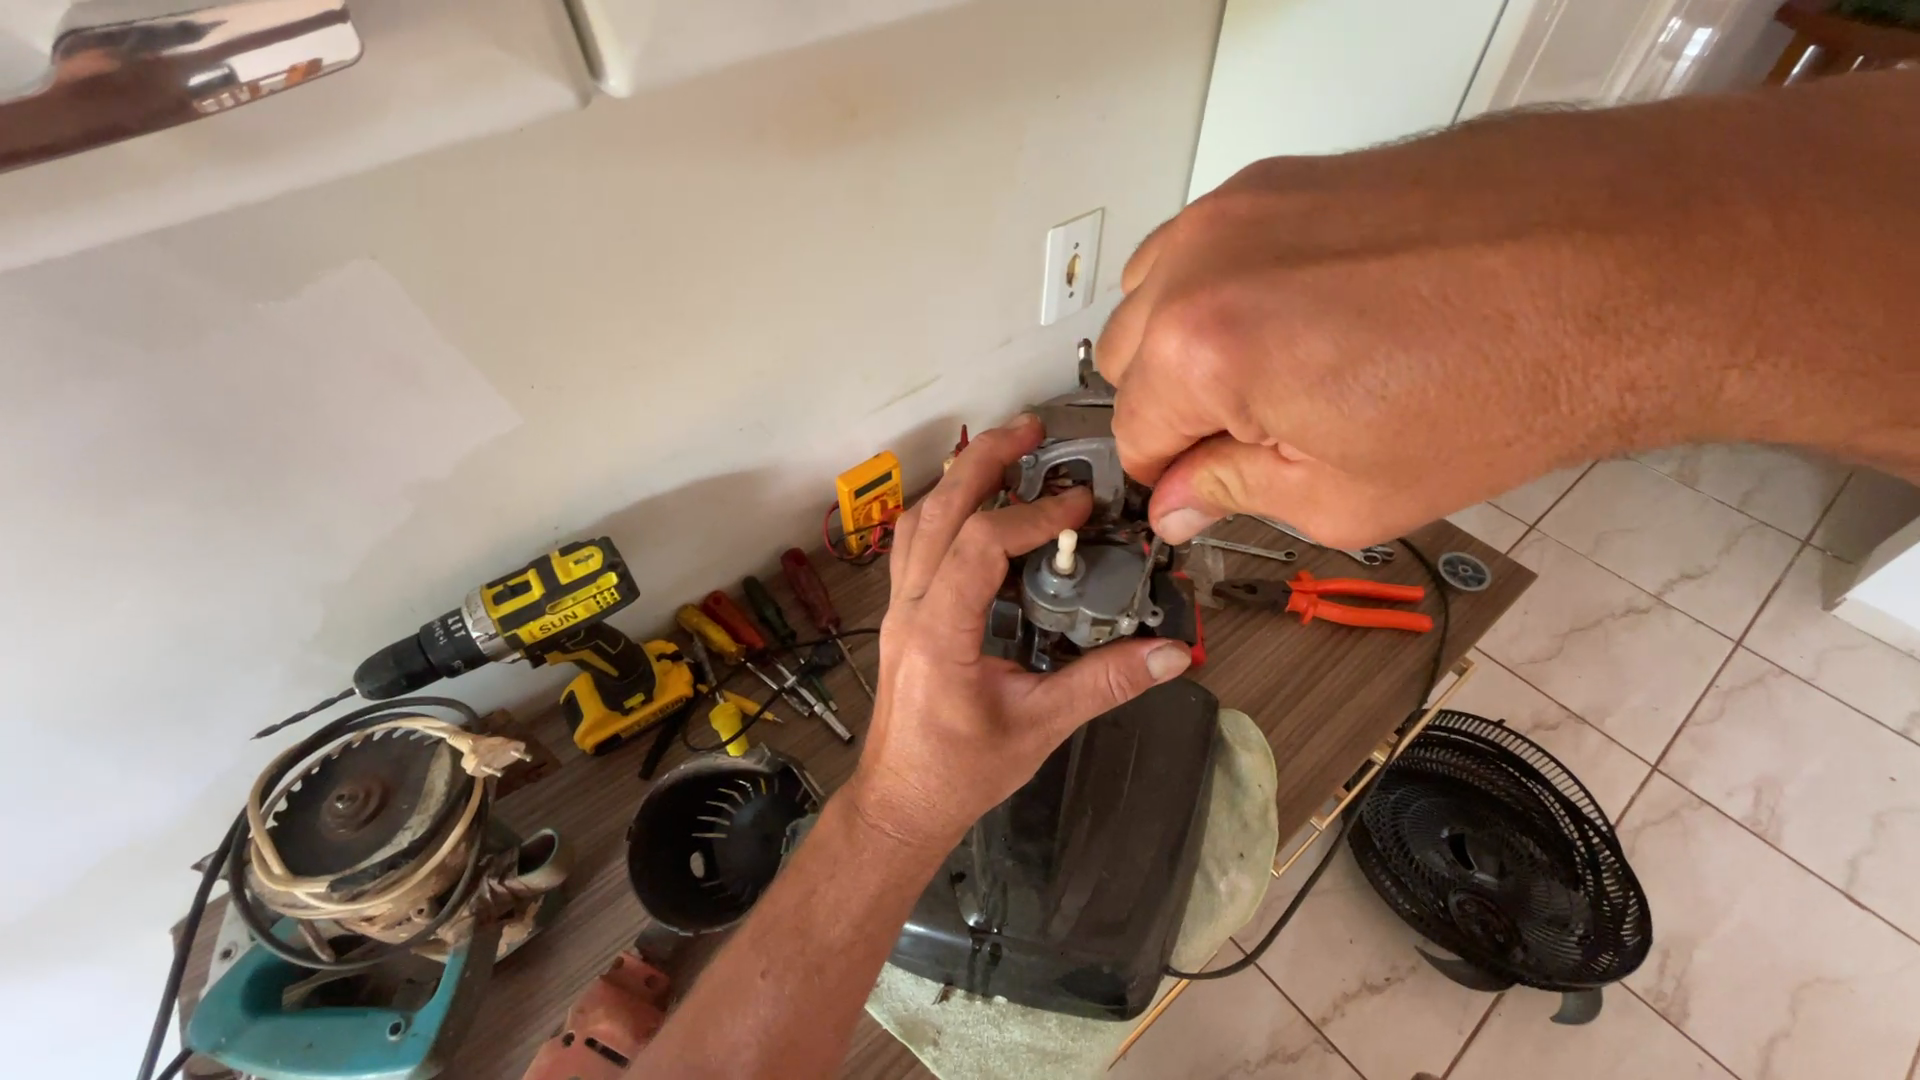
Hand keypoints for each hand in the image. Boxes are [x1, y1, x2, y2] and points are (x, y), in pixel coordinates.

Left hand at [843, 414, 1194, 852]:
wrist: (901, 800)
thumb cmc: (956, 772)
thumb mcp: (1037, 728)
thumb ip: (1101, 686)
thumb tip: (1166, 655)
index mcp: (939, 635)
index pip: (978, 547)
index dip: (1030, 517)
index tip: (1078, 508)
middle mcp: (910, 609)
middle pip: (936, 511)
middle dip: (983, 461)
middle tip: (1029, 430)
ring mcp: (899, 607)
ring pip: (918, 520)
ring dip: (959, 478)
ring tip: (1006, 452)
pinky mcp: (903, 612)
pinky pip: (914, 542)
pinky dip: (944, 508)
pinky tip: (975, 504)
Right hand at [1095, 74, 1919, 547]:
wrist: (1633, 263)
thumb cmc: (1509, 381)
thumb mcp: (1346, 495)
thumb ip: (1233, 496)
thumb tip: (1175, 503)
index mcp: (1202, 348)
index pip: (1130, 435)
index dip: (1166, 478)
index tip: (1201, 488)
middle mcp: (1200, 261)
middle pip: (1123, 362)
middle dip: (1168, 409)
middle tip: (1246, 436)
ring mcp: (1238, 206)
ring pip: (1149, 298)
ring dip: (1181, 345)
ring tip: (1271, 373)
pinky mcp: (1279, 177)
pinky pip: (1199, 248)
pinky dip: (1217, 291)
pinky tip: (1293, 315)